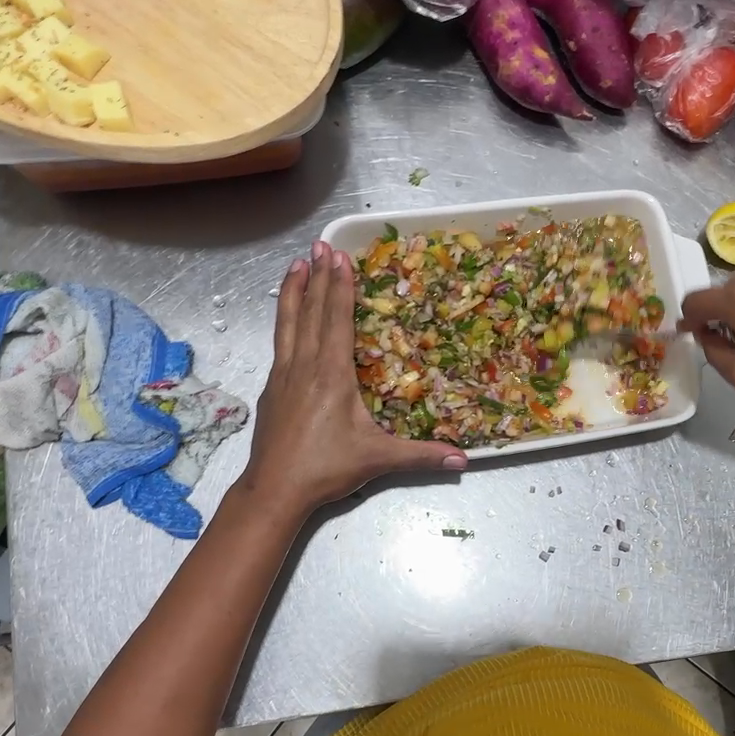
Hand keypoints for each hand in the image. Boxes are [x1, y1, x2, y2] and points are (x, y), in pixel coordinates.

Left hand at [239, 242, 466, 512]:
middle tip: (320, 245)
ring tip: (296, 265)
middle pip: (311, 312)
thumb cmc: (326, 470)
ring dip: (293, 292)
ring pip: (287, 324)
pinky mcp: (271, 390)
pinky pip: (280, 344)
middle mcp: (304, 367)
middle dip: (318, 277)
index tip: (340, 255)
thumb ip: (421, 456)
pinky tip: (287, 319)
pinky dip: (284, 321)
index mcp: (332, 375)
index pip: (337, 320)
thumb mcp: (378, 460)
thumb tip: (463, 460)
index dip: (340, 286)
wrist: (275, 490)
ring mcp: (282, 377)